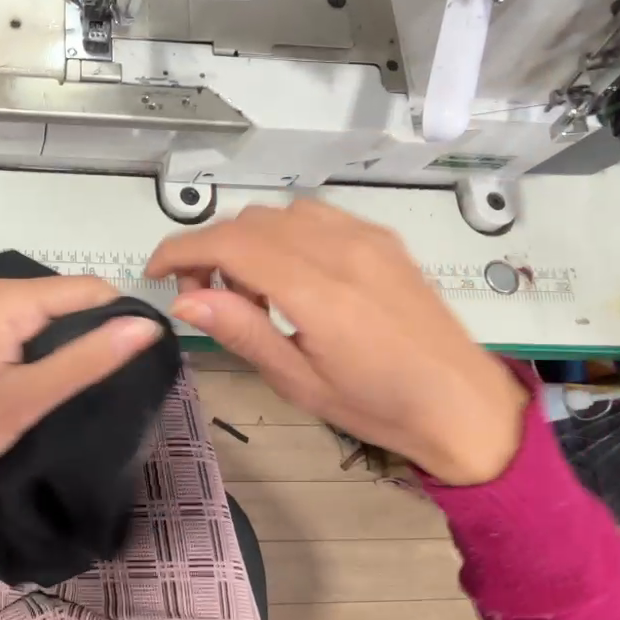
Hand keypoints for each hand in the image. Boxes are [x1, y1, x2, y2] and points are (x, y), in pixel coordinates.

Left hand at [0, 275, 164, 578]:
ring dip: (58, 347)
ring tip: (67, 389)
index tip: (142, 364)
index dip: (119, 321)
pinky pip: (13, 325)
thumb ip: (89, 359)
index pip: (87, 290)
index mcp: (2, 296)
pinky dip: (31, 350)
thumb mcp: (27, 399)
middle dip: (86, 336)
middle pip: (62, 300)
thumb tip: (149, 325)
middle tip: (99, 387)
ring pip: (39, 315)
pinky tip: (32, 383)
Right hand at [146, 200, 527, 485]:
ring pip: (278, 213)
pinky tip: (288, 274)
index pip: (231, 244)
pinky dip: (281, 234)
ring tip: (249, 291)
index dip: (182, 249)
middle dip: (209, 249)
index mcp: (319, 293)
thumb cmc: (377, 407)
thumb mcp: (298, 382)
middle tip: (203, 298)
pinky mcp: (381, 238)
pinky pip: (313, 216)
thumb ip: (242, 332)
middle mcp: (341, 251)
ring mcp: (365, 238)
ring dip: (245, 240)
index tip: (156, 272)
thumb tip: (184, 299)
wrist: (463, 404)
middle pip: (249, 222)